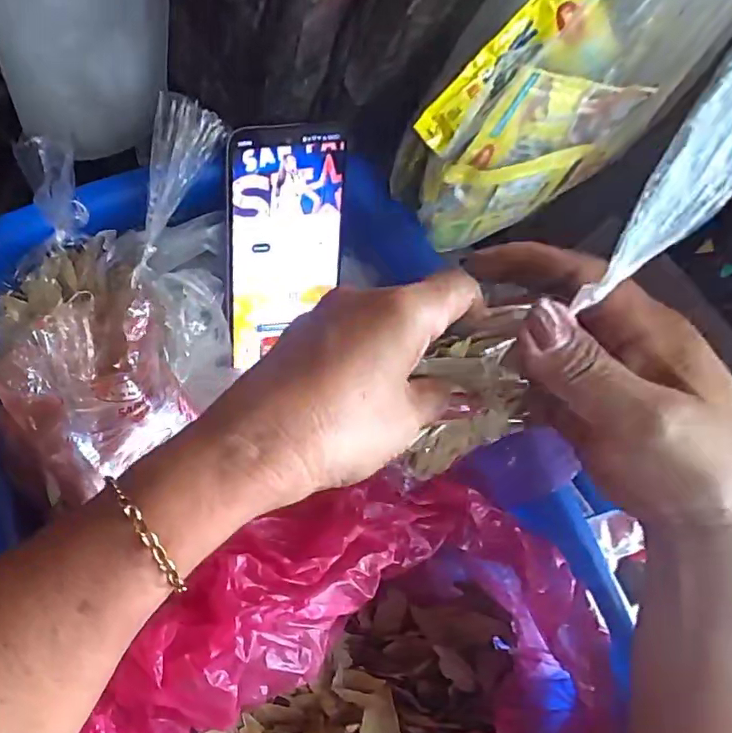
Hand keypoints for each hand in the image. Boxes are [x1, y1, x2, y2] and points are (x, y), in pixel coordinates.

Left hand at [193, 272, 480, 509]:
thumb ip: (438, 398)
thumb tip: (457, 393)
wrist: (251, 445)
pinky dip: (351, 354)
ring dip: (386, 345)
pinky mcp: (287, 338)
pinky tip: (345, 391)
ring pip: (368, 320)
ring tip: (389, 389)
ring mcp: (315, 315)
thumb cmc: (341, 429)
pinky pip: (335, 336)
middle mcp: (356, 298)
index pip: (456, 287)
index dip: (478, 310)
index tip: (480, 343)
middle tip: (437, 375)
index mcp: (398, 308)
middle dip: (428, 333)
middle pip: (408, 302)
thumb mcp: (404, 420)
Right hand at [467, 243, 731, 534]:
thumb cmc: (699, 467)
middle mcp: (621, 348)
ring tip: (449, 355)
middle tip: (447, 320)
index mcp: (646, 331)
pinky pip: (539, 390)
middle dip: (504, 307)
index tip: (472, 265)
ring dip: (499, 350)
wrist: (725, 529)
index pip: (584, 278)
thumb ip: (584, 368)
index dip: (531, 263)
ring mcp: (602, 384)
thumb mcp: (643, 415)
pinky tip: (478, 396)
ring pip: (541, 353)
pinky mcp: (586, 416)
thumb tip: (532, 314)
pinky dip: (509, 389)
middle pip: (555, 313)